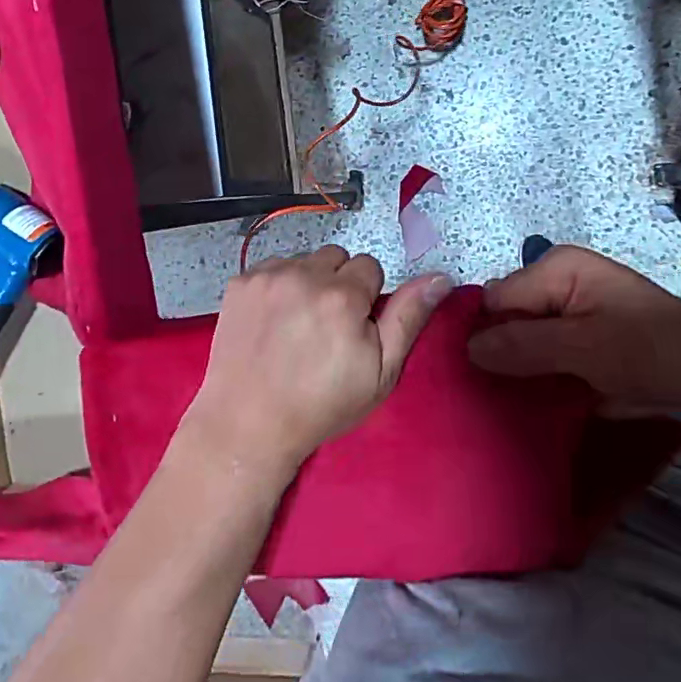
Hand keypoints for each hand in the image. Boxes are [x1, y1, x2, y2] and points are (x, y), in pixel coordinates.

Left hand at [184, 246, 453, 480]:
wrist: (249, 424)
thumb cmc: (323, 404)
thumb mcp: (380, 372)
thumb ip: (409, 317)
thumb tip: (440, 277)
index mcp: (343, 296)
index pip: (370, 267)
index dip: (366, 297)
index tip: (353, 326)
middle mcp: (304, 276)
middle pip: (336, 257)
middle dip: (338, 283)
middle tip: (327, 324)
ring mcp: (267, 277)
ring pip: (304, 259)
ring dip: (308, 281)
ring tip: (298, 322)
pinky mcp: (239, 283)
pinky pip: (272, 266)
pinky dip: (278, 285)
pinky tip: (274, 319)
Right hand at [468, 245, 680, 416]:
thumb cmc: (651, 350)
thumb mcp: (585, 347)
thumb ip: (525, 345)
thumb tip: (467, 349)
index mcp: (556, 267)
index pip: (495, 298)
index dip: (483, 334)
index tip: (473, 375)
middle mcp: (554, 281)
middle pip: (504, 316)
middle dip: (495, 351)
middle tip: (486, 391)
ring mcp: (564, 308)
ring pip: (517, 337)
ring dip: (512, 366)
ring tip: (499, 399)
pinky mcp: (573, 335)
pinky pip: (537, 351)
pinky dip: (531, 372)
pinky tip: (523, 397)